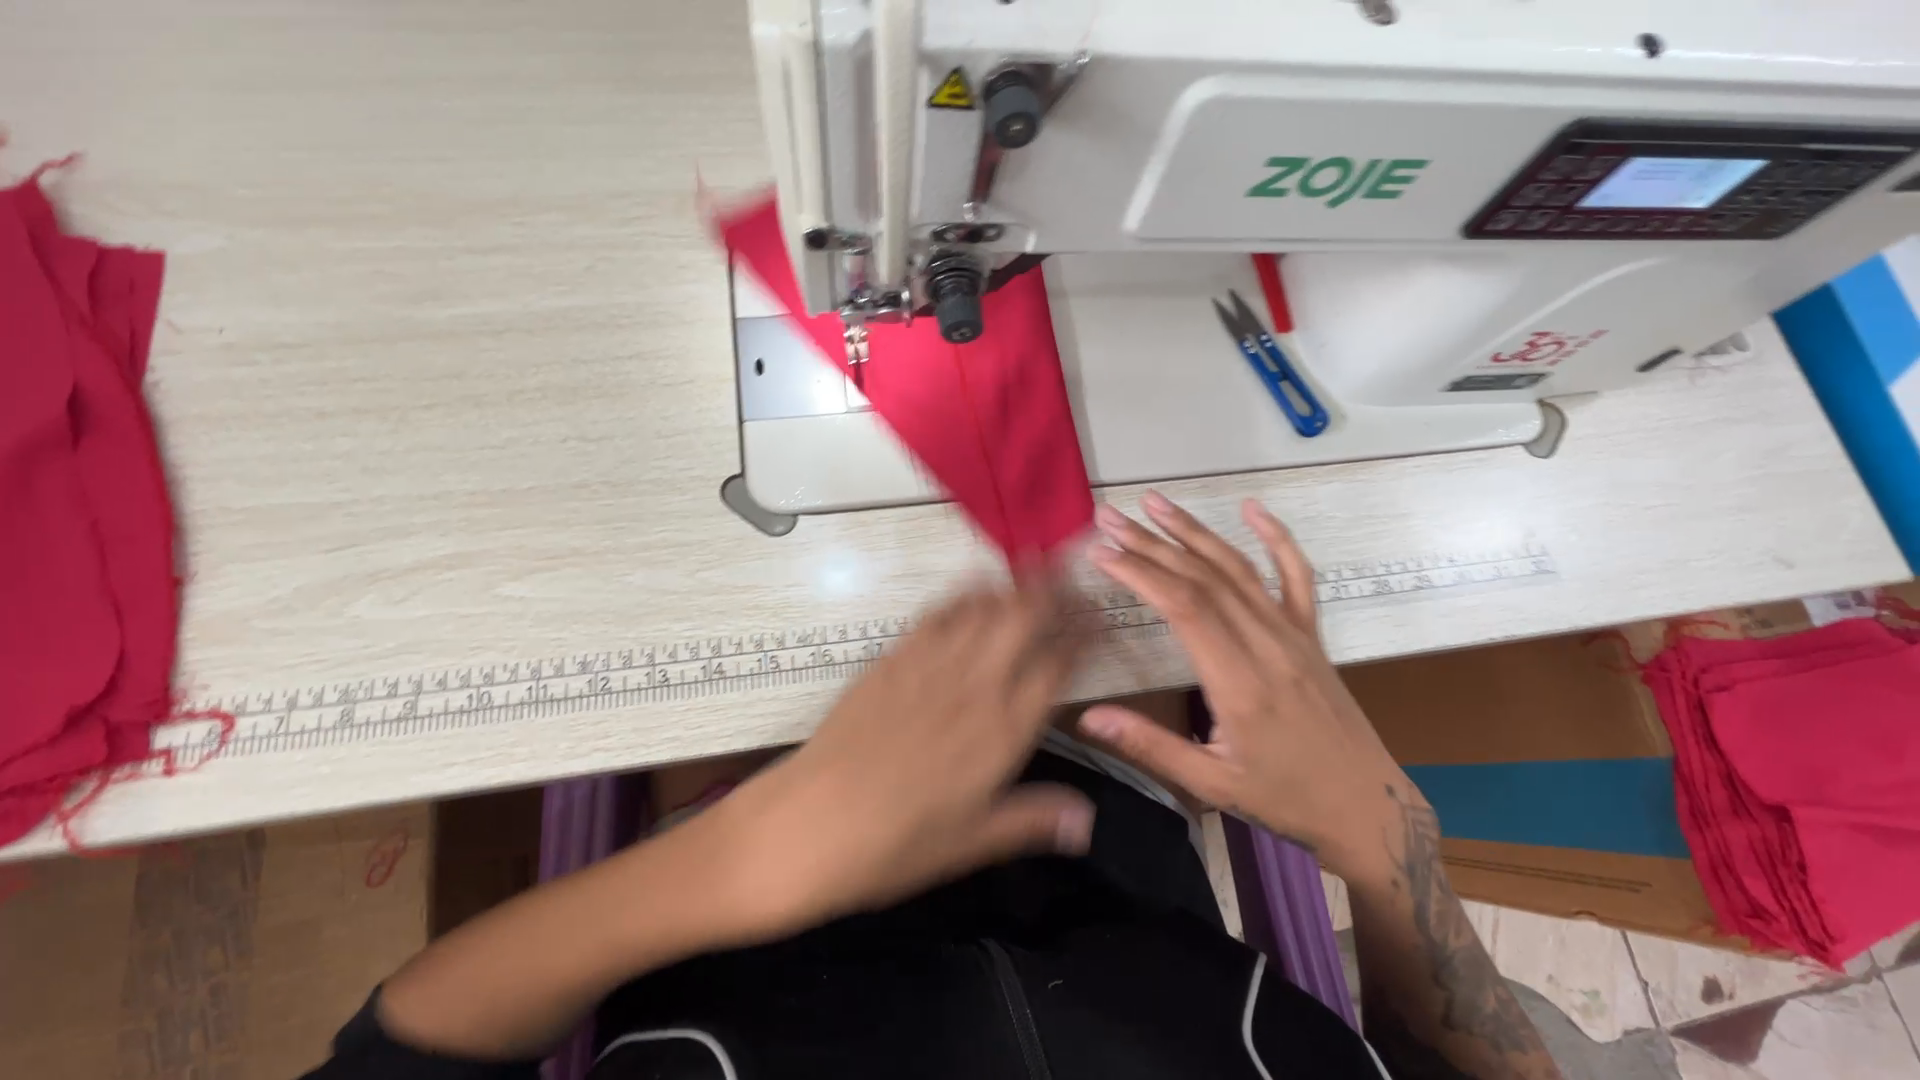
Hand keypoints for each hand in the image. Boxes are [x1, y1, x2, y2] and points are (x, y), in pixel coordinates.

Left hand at [698, 580, 1094, 939]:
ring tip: (1037, 564)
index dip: (1084, 636)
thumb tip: (1087, 820)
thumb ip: (1031, 821)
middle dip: (1055, 592)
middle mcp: (973, 687)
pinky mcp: (891, 660)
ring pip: (983, 608)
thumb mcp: (972, 843)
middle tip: (1074, 576)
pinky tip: (975, 587)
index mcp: (1002, 731)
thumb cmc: (895, 846)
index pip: (1058, 667)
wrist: (810, 825)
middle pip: (1024, 620)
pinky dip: (963, 594)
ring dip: (1014, 582)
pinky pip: (936, 614)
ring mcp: (929, 667)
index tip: (1101, 619)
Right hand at [1076, 493, 1418, 879]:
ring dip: (1195, 532)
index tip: (1101, 552)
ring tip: (1156, 504)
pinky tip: (1254, 509)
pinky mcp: (1312, 637)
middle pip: (1204, 579)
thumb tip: (1088, 717)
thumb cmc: (1286, 800)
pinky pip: (1297, 577)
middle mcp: (1268, 646)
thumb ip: (1149, 746)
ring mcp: (1294, 636)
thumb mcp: (1212, 784)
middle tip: (1109, 517)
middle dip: (1152, 543)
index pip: (1183, 608)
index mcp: (1239, 683)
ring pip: (1240, 570)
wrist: (1367, 807)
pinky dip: (1277, 538)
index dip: (1139, 574)